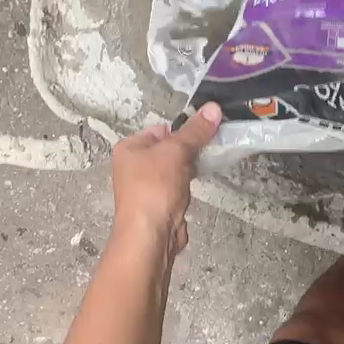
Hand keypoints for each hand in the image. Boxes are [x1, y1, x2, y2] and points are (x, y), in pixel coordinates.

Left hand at [111, 103, 220, 255]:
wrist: (151, 235)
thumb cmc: (155, 188)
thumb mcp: (176, 151)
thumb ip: (195, 131)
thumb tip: (214, 108)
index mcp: (129, 148)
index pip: (161, 129)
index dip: (182, 131)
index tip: (204, 134)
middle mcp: (133, 166)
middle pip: (169, 149)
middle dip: (188, 152)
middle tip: (206, 153)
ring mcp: (146, 187)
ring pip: (176, 170)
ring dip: (189, 171)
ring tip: (198, 173)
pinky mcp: (160, 205)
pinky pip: (178, 188)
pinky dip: (187, 188)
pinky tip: (192, 191)